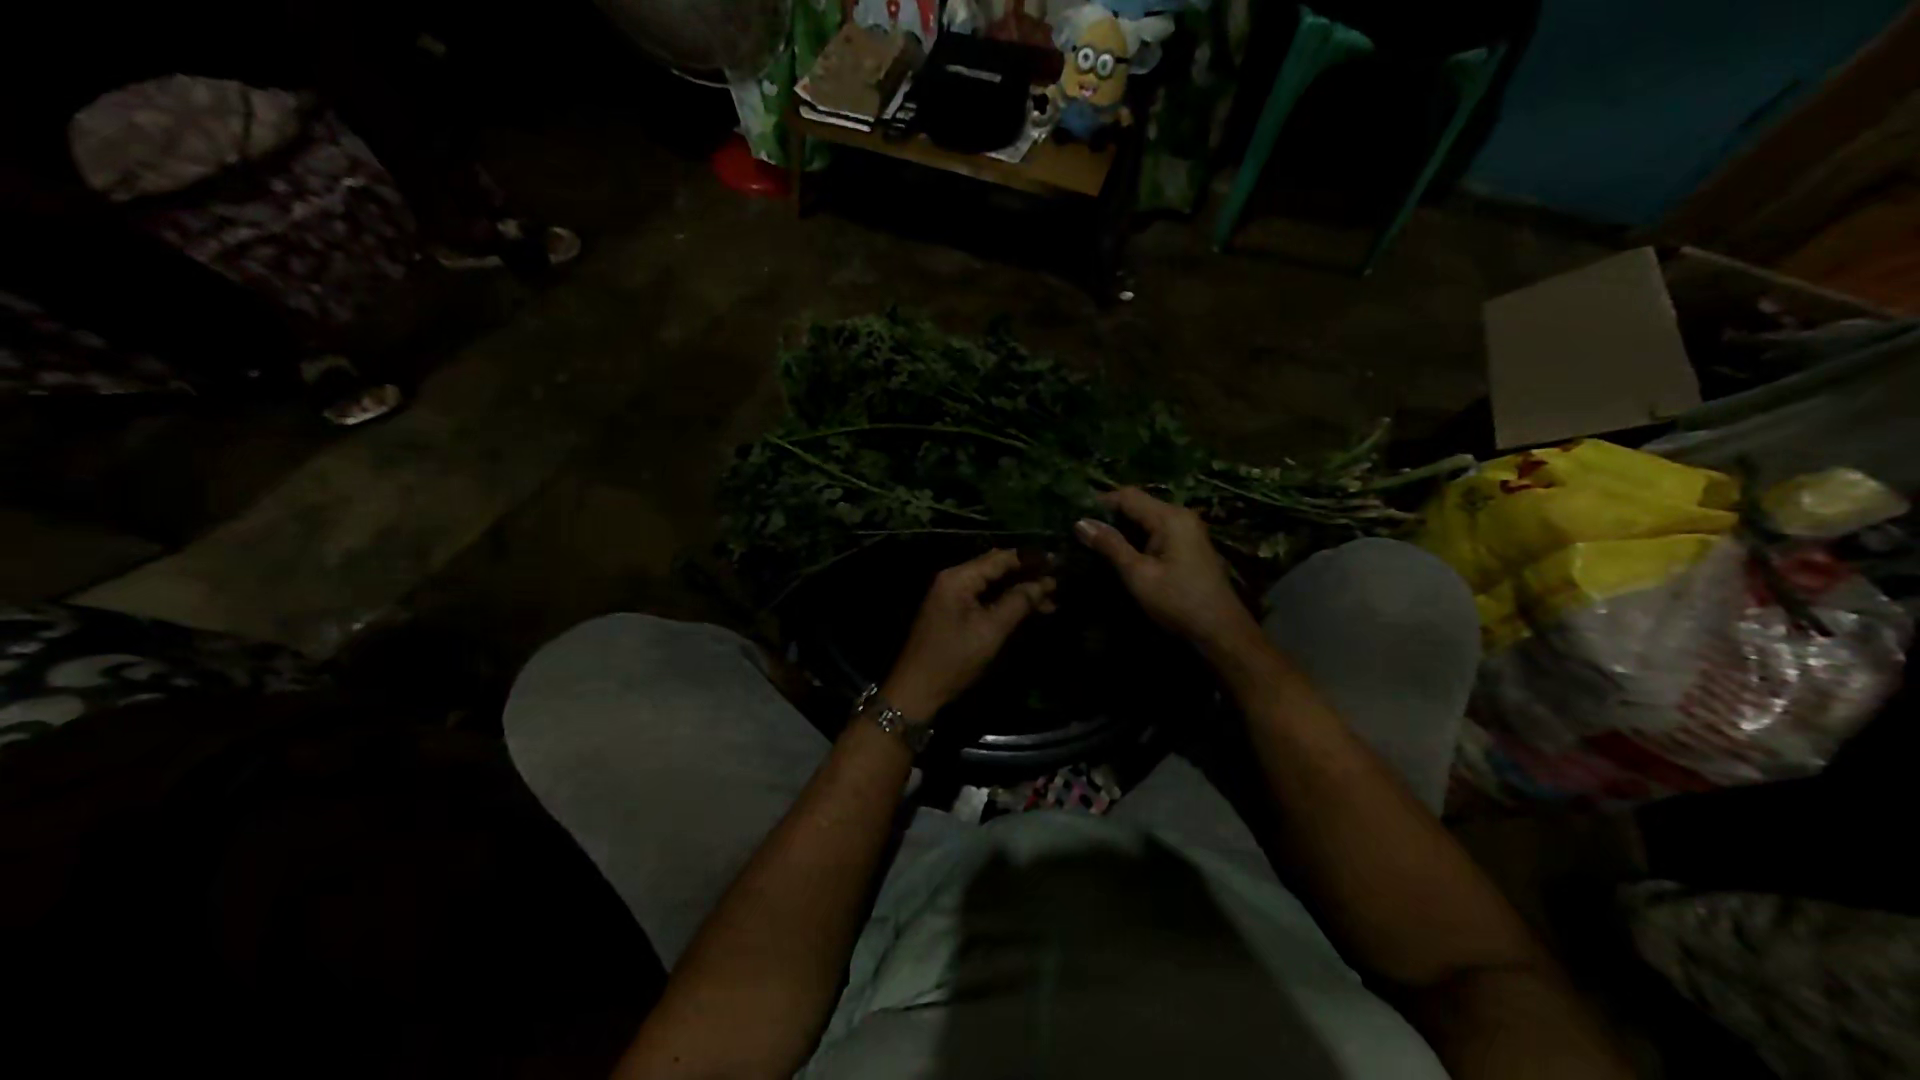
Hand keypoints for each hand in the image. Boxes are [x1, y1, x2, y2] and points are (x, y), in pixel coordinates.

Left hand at [882, 549, 1056, 720]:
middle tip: (1059, 581)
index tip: (1058, 560)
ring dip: (1020, 590)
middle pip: (997, 568)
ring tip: (1052, 599)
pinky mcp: (955, 612)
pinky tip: (1029, 609)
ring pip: (993, 585)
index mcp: (959, 578)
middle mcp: (954, 580)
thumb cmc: (953, 659)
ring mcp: (953, 596)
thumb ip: (1018, 603)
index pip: (1001, 558)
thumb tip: (1044, 583)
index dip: (1031, 558)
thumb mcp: (990, 631)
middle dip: (1028, 574)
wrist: (916, 690)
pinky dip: (1007, 602)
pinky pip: (985, 598)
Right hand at [1075, 488, 1260, 652]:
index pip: (1127, 496)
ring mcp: (1187, 531)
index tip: (1073, 516)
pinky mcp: (1188, 546)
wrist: (1220, 631)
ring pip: (1145, 519)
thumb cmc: (1178, 602)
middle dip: (1108, 516)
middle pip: (1137, 505)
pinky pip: (1155, 532)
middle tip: (1079, 532)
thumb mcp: (1138, 574)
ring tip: (1092, 542)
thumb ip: (1110, 545)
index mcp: (1170, 517)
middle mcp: (1180, 516)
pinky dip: (1136, 538)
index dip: (1099, 503)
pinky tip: (1118, 552)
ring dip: (1121, 528)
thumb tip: (1080, 522)